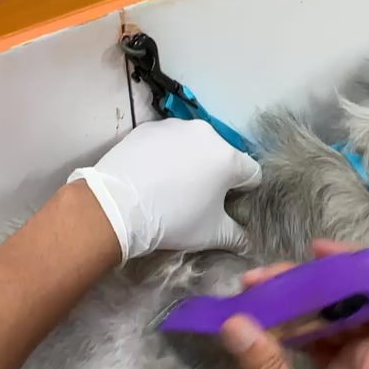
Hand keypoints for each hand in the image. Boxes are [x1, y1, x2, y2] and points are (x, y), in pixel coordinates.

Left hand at [67, 119, 261, 257]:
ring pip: (192, 146)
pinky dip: (164, 154)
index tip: (225, 207)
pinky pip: (165, 142)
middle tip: (195, 198)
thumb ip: (238, 236)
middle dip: (214, 175)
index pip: (251, 174)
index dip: (242, 194)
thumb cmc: (172, 219)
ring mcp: (174, 126)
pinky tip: (151, 174)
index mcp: (228, 157)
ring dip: (189, 162)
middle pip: (221, 156)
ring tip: (169, 186)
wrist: (117, 205)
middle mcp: (205, 133)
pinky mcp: (147, 127)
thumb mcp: (212, 234)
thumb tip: (250, 242)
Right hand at [221, 241, 368, 368]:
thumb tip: (236, 321)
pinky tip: (268, 328)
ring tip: (258, 297)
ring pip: (339, 325)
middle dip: (314, 286)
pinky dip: (301, 335)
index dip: (362, 268)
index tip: (319, 251)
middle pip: (358, 306)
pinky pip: (328, 348)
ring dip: (303, 309)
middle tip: (264, 279)